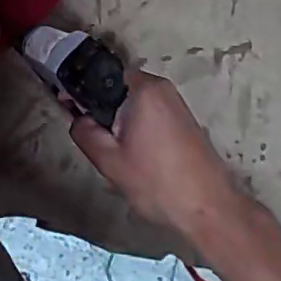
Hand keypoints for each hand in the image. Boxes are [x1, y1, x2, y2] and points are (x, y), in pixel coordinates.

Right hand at [69, 71, 247, 239]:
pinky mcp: (186, 120)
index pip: (104, 74)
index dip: (85, 91)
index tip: (73, 110)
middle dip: (106, 111)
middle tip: (100, 142)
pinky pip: (152, 115)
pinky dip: (140, 129)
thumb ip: (85, 132)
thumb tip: (77, 117)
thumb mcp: (109, 160)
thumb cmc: (156, 181)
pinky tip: (140, 158)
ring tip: (120, 155)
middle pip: (120, 90)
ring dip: (123, 123)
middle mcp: (162, 88)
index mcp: (144, 89)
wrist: (208, 206)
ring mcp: (177, 103)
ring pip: (136, 105)